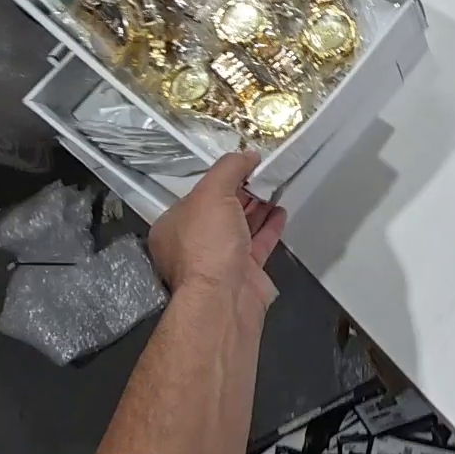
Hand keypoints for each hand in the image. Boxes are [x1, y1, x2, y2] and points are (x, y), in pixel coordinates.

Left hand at [147, 151, 285, 315]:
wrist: (225, 298)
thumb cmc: (209, 243)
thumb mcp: (212, 193)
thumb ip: (229, 168)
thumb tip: (247, 155)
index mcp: (173, 226)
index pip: (197, 196)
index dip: (220, 179)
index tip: (243, 166)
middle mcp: (193, 245)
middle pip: (220, 211)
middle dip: (242, 192)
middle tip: (264, 174)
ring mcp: (220, 261)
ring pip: (241, 228)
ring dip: (258, 207)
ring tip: (276, 187)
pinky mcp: (245, 273)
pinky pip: (258, 244)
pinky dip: (270, 226)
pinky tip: (281, 211)